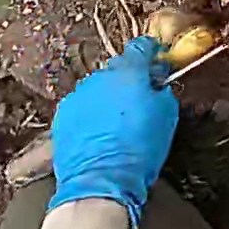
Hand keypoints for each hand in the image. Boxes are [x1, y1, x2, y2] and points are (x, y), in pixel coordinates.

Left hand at [48, 35, 177, 224]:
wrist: (100, 181)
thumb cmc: (140, 147)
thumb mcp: (167, 114)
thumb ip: (162, 90)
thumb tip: (156, 84)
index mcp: (129, 71)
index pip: (141, 46)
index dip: (152, 52)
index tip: (157, 61)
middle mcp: (100, 77)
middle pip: (118, 67)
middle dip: (130, 77)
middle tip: (141, 95)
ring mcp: (78, 96)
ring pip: (99, 86)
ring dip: (110, 94)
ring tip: (119, 118)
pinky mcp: (62, 117)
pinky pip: (82, 105)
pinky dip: (92, 111)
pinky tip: (101, 130)